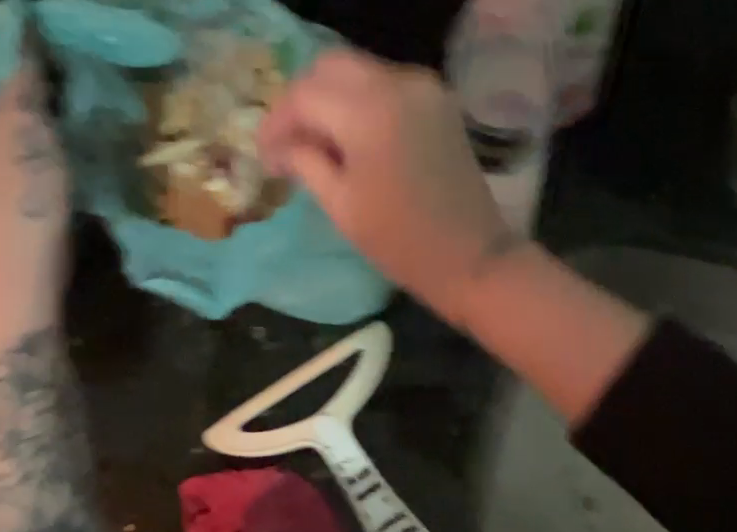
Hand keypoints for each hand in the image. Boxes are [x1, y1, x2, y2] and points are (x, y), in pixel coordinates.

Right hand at [258, 49, 522, 326]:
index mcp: (368, 111)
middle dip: (302, 102)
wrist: (472, 258)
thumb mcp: (342, 207)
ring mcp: (423, 89)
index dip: (276, 123)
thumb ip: (306, 162)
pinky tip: (353, 143)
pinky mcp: (439, 103)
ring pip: (359, 73)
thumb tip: (281, 146)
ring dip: (332, 101)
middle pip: (330, 68)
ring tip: (317, 147)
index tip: (264, 156)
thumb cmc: (401, 243)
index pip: (304, 95)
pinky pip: (387, 88)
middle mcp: (397, 84)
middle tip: (288, 144)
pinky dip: (362, 106)